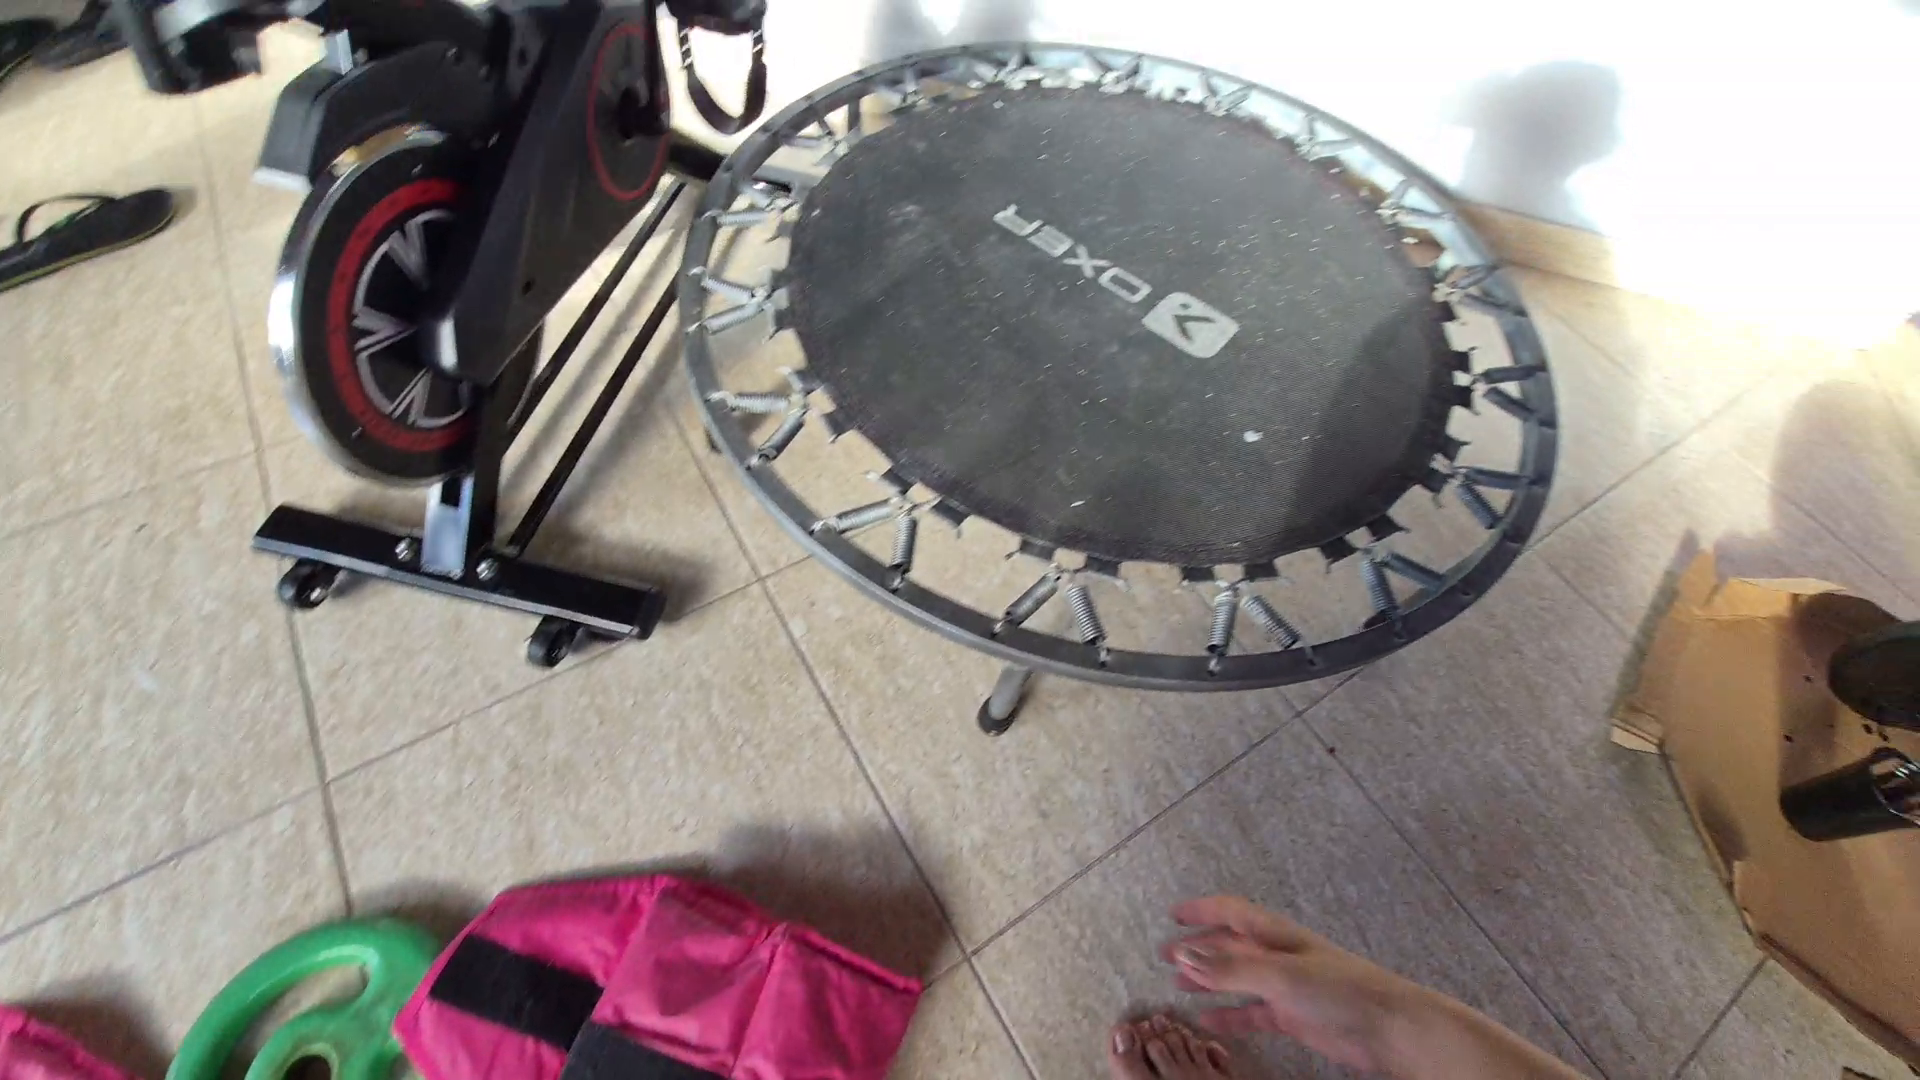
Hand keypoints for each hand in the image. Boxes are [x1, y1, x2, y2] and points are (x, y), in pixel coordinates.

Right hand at [1163, 896, 1419, 1074]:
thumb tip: (1183, 957)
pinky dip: (1228, 1013)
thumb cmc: (1338, 988)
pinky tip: (1208, 1020)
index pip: (1228, 911)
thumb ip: (1229, 969)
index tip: (1173, 914)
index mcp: (1271, 932)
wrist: (1390, 1027)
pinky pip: (1250, 1011)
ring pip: (1234, 977)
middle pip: (1227, 944)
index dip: (1200, 910)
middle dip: (1197, 946)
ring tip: (1178, 984)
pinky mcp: (1291, 1016)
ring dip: (1207, 978)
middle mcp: (1274, 954)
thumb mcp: (1278, 975)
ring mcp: (1282, 985)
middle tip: (1165, 953)